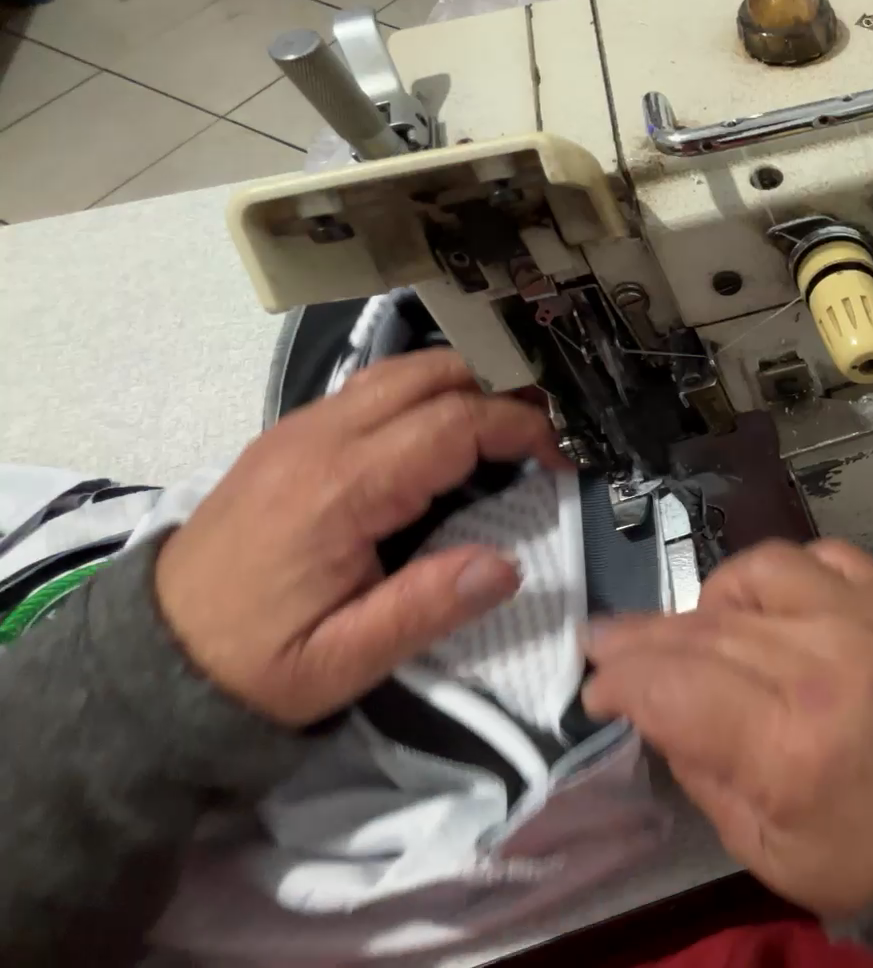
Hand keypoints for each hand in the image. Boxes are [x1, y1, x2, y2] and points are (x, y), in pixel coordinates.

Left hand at [154, 349, 567, 726]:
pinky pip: (374, 390)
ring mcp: (298, 432)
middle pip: (430, 374)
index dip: (522, 428)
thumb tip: (509, 565)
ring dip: (467, 383)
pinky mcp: (292, 440)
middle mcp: (318, 440)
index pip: (454, 422)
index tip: (563, 457)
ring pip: (401, 370)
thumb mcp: (346, 659)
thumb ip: (428, 608)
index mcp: (339, 489)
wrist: (148, 664)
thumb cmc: (256, 663)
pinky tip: (454, 431)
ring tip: (512, 422)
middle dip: (503, 389)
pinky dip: (430, 394)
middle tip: (549, 426)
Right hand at [583, 539, 872, 919]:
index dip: (620, 680)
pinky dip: (789, 569)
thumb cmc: (851, 846)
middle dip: (642, 638)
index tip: (596, 687)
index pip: (675, 685)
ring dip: (715, 596)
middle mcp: (826, 666)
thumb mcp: (754, 840)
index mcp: (789, 745)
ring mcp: (864, 622)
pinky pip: (827, 553)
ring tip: (704, 627)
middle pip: (707, 628)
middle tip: (609, 646)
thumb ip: (696, 763)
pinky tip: (774, 601)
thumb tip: (649, 699)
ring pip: (761, 570)